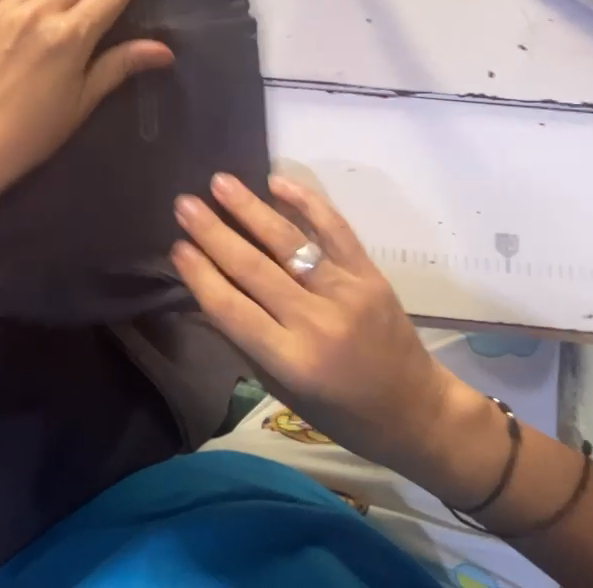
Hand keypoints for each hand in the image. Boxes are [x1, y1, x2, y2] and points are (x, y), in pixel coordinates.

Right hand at [170, 173, 477, 473]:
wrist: (417, 411)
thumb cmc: (340, 411)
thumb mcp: (284, 390)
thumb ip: (244, 341)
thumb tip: (203, 293)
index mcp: (291, 361)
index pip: (233, 310)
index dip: (201, 275)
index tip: (176, 247)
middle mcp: (316, 323)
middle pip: (254, 269)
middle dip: (213, 233)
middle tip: (183, 204)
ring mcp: (347, 293)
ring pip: (289, 243)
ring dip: (249, 208)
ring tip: (219, 182)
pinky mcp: (370, 274)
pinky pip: (335, 230)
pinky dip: (307, 202)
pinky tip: (277, 182)